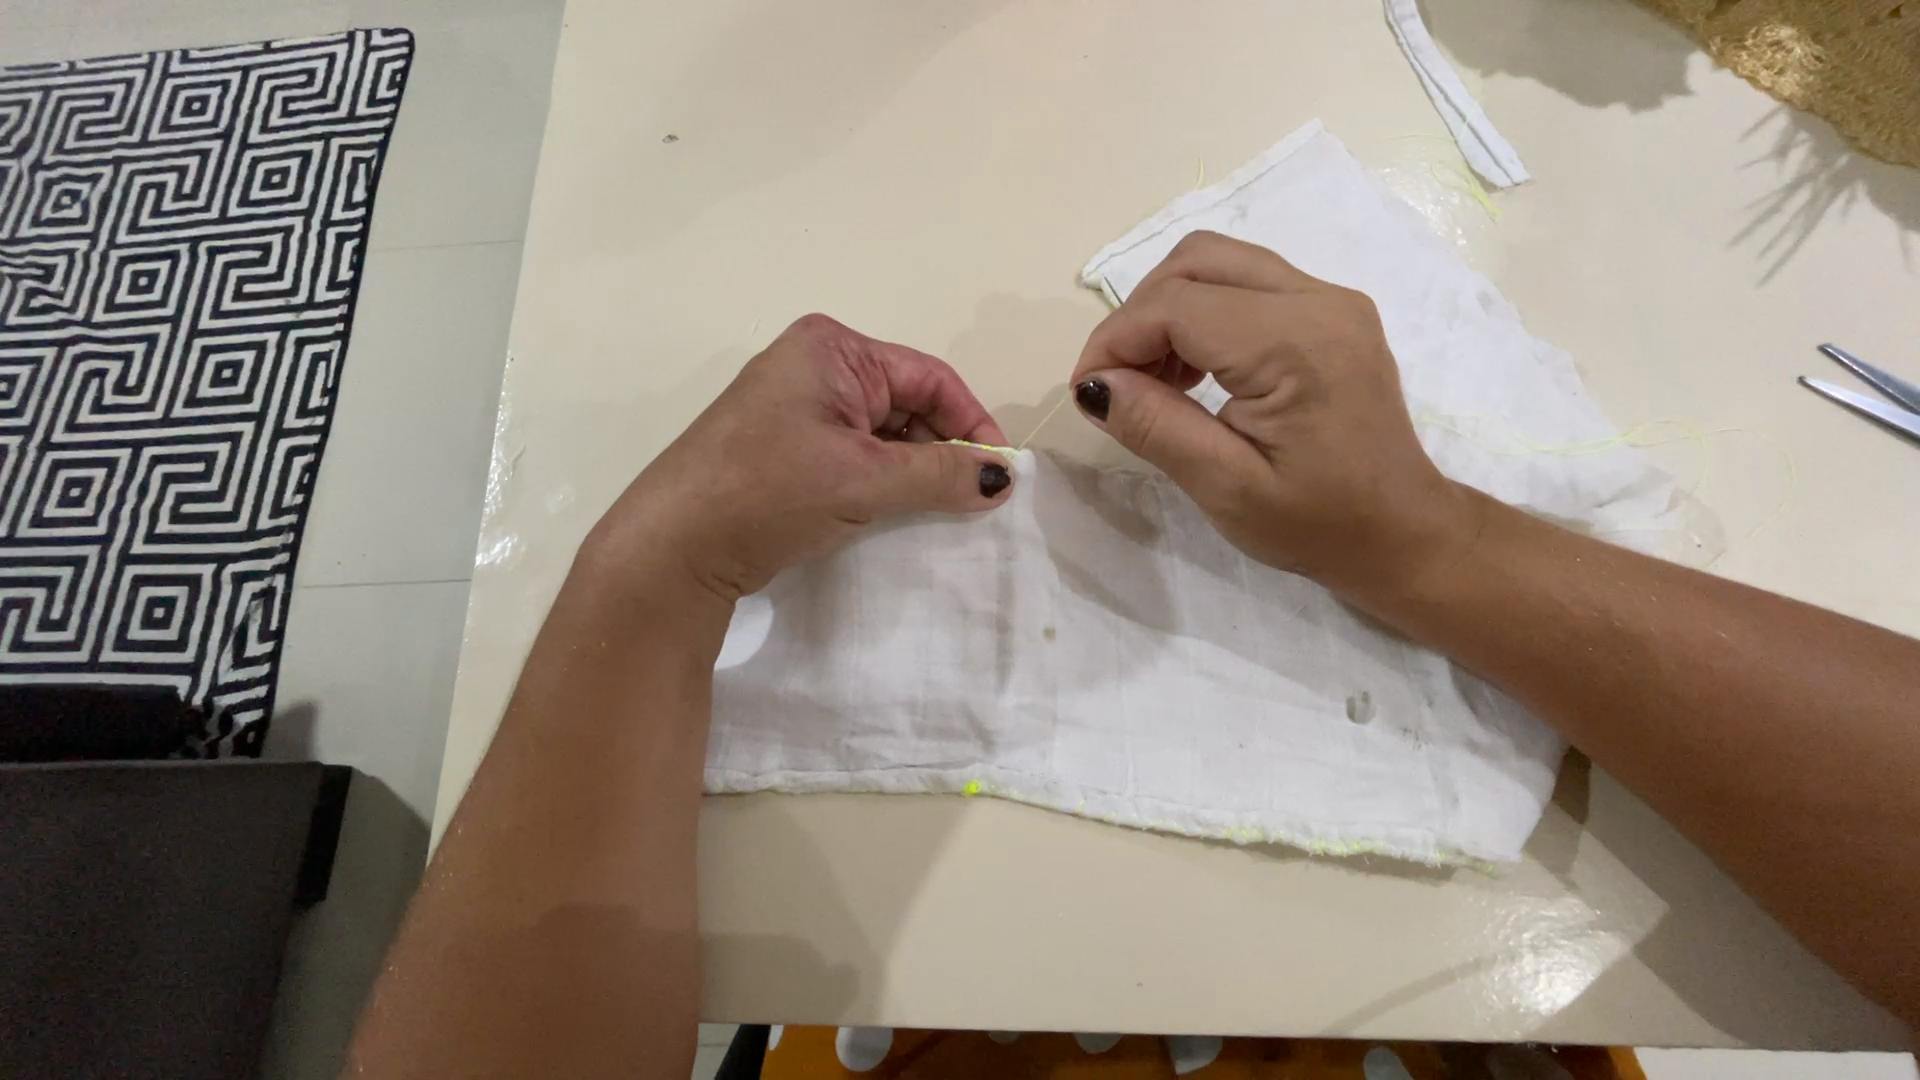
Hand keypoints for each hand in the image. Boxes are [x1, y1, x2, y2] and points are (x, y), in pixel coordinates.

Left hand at [587, 314, 1013, 603]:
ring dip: (915, 470)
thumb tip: (1003, 479)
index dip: (971, 422)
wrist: (675, 548)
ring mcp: (798, 409)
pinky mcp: (787, 450)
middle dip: (943, 449)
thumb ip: (941, 474)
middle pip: (907, 403)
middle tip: (973, 497)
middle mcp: (815, 368)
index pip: (928, 377)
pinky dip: (884, 482)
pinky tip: (898, 512)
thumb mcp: (865, 479)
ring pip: (883, 434)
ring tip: (940, 509)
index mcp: (833, 349)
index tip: (1001, 473)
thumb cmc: (770, 493)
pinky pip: (856, 456)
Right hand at [1070, 231, 1476, 598]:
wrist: (1399, 531)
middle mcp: (1317, 299)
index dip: (1114, 341)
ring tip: (1151, 381)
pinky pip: (1241, 284)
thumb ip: (1155, 427)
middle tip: (1118, 383)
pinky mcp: (1325, 312)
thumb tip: (1092, 384)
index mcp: (1296, 343)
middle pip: (1194, 261)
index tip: (1087, 393)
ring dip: (1164, 312)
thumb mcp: (1225, 488)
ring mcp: (1327, 299)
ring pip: (1215, 263)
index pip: (1175, 304)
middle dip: (1136, 316)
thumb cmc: (1317, 524)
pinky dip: (1196, 315)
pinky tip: (1189, 372)